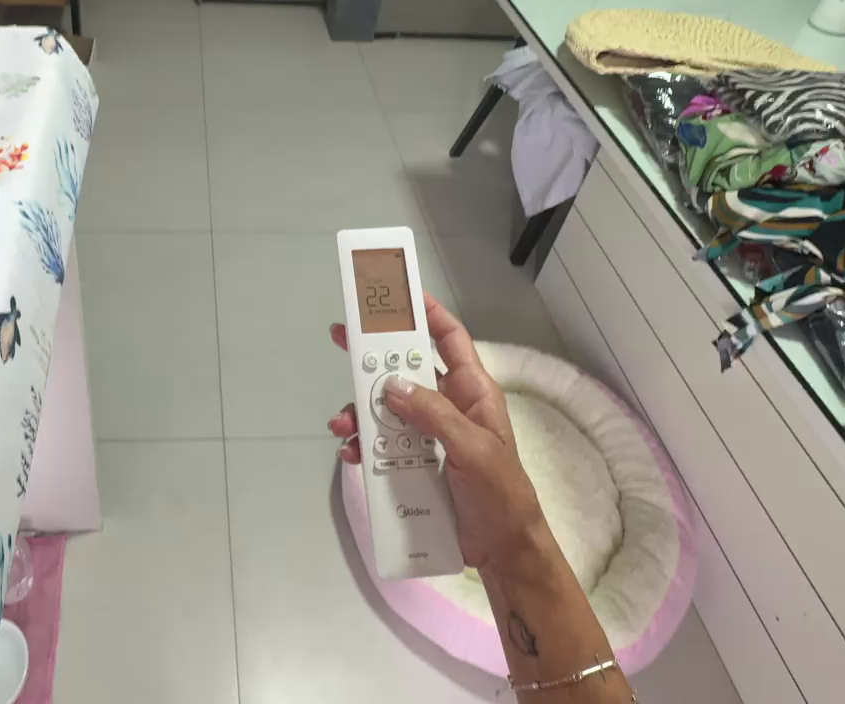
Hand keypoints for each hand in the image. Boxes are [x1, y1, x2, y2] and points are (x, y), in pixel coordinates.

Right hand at [328, 296, 548, 570]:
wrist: (502, 552)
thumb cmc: (501, 494)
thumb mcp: (474, 450)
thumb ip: (434, 415)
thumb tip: (392, 385)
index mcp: (471, 391)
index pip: (449, 338)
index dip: (427, 312)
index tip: (398, 292)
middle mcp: (447, 404)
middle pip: (406, 367)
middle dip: (374, 355)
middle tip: (341, 336)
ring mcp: (428, 433)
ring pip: (386, 406)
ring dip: (360, 409)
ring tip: (341, 422)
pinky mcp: (413, 460)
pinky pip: (380, 442)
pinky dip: (361, 443)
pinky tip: (349, 452)